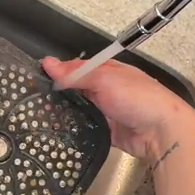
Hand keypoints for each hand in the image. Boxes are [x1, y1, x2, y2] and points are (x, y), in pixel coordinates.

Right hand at [43, 56, 194, 160]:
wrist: (161, 132)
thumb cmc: (136, 98)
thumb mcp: (104, 79)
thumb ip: (75, 74)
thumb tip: (47, 63)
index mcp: (108, 71)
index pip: (78, 67)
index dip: (59, 71)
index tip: (36, 76)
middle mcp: (106, 89)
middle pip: (76, 88)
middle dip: (57, 93)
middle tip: (33, 97)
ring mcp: (105, 111)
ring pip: (78, 108)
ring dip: (63, 111)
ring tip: (38, 114)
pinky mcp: (104, 130)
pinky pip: (84, 127)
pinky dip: (72, 128)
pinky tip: (55, 129)